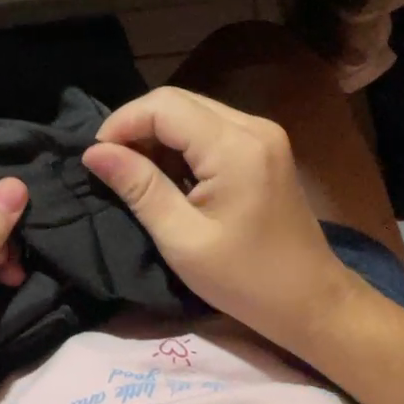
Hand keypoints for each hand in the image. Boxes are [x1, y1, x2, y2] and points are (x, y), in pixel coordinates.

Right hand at [81, 87, 356, 346]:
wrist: (309, 301)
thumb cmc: (244, 279)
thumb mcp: (181, 238)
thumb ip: (139, 187)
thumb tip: (93, 153)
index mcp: (235, 148)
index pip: (163, 107)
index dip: (120, 124)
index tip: (95, 160)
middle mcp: (252, 127)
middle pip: (176, 101)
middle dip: (134, 126)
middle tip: (109, 166)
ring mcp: (262, 135)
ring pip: (191, 111)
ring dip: (154, 135)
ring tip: (133, 174)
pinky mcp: (262, 148)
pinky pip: (208, 128)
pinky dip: (178, 144)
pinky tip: (165, 176)